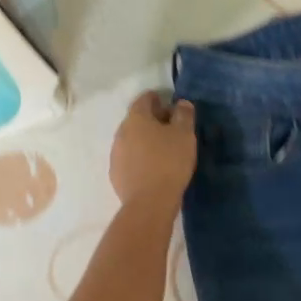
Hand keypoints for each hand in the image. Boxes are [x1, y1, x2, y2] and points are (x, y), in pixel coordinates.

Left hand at [109, 91, 195, 208]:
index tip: (172, 108)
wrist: (150, 202)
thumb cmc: (169, 162)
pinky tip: (153, 168)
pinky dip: (140, 158)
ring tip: (164, 151)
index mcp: (136, 118)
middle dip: (153, 121)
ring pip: (132, 140)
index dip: (159, 100)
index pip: (145, 99)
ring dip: (145, 140)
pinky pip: (129, 158)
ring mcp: (115, 154)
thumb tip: (181, 103)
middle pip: (137, 119)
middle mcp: (121, 132)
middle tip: (172, 130)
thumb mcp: (184, 134)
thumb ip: (184, 115)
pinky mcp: (116, 173)